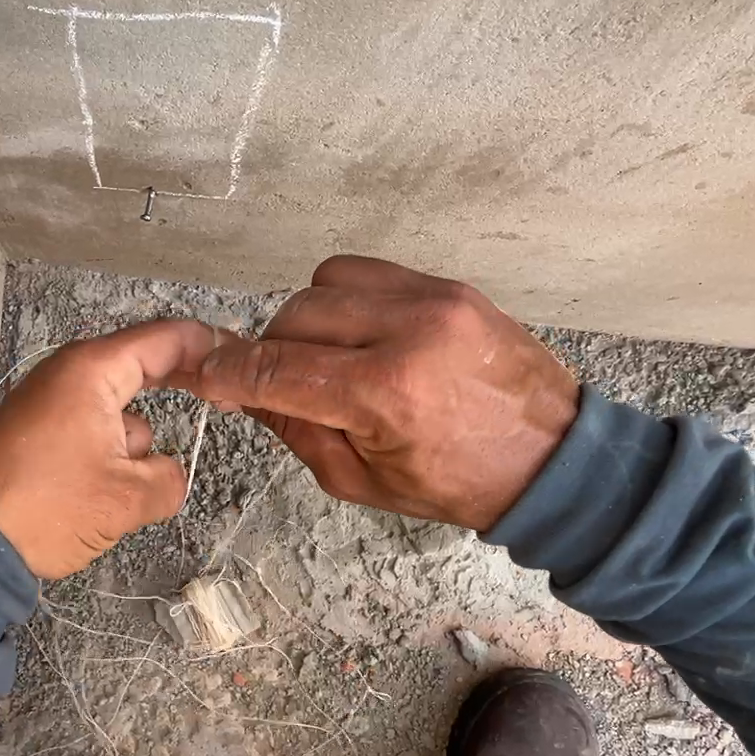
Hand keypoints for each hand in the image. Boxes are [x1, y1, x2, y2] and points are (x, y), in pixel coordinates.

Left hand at [0, 320, 220, 578]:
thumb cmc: (46, 507)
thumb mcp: (127, 499)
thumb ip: (170, 480)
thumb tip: (170, 475)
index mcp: (92, 370)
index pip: (164, 338)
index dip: (209, 346)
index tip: (241, 364)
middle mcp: (69, 375)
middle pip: (142, 373)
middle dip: (174, 399)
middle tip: (213, 413)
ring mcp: (50, 405)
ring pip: (120, 417)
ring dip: (133, 449)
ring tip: (113, 494)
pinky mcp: (39, 436)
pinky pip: (93, 436)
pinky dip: (106, 460)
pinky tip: (92, 498)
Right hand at [169, 256, 578, 531]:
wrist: (552, 457)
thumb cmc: (453, 483)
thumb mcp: (356, 479)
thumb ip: (292, 429)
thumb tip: (243, 391)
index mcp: (384, 395)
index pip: (275, 369)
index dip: (227, 370)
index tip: (202, 372)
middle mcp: (407, 332)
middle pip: (292, 318)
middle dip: (270, 351)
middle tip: (281, 383)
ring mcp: (432, 299)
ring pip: (321, 285)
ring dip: (306, 322)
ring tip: (327, 358)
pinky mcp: (447, 285)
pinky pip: (363, 272)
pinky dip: (341, 300)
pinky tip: (358, 333)